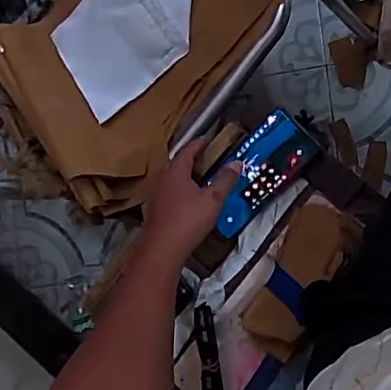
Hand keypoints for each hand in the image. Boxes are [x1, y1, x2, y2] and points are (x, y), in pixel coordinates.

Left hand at [136, 139, 237, 268]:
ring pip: (171, 182)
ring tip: (198, 180)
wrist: (162, 249)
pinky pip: (168, 196)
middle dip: (191, 161)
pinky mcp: (154, 213)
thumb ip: (225, 180)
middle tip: (205, 159)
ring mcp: (155, 198)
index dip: (197, 145)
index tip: (205, 140)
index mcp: (176, 174)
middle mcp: (162, 182)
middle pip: (177, 166)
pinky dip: (179, 193)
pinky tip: (187, 203)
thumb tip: (236, 163)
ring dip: (184, 178)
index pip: (186, 152)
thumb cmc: (188, 220)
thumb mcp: (213, 200)